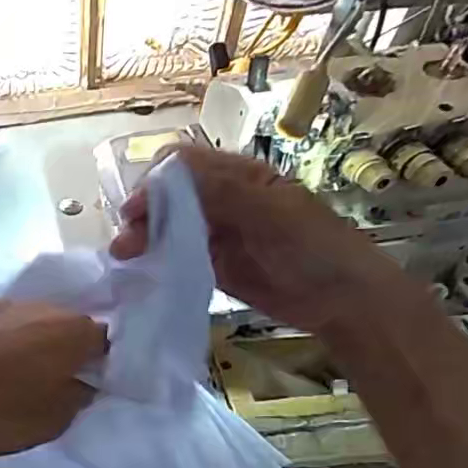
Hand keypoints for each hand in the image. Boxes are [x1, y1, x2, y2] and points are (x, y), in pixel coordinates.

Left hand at [0, 299, 105, 462]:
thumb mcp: (53, 420)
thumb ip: (80, 395)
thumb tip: (84, 380)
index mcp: (72, 330)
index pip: (108, 340)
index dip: (105, 364)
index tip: (94, 387)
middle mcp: (44, 308)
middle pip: (73, 327)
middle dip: (74, 352)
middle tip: (63, 386)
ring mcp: (8, 306)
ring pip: (41, 324)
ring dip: (42, 346)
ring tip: (26, 380)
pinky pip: (13, 326)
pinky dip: (15, 343)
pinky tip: (0, 369)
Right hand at [109, 146, 423, 336]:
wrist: (341, 301)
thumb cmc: (314, 248)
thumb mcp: (273, 213)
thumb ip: (223, 191)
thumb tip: (168, 174)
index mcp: (237, 177)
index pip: (182, 165)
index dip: (155, 182)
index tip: (137, 210)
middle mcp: (219, 200)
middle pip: (167, 195)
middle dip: (142, 212)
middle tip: (126, 242)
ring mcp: (213, 232)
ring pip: (164, 225)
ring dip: (142, 236)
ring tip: (126, 256)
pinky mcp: (209, 263)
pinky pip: (173, 254)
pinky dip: (154, 258)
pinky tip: (140, 268)